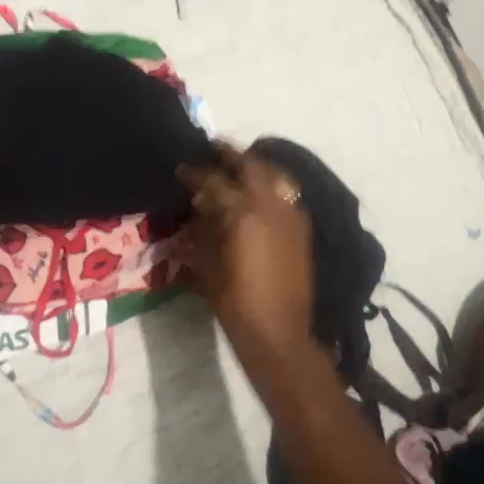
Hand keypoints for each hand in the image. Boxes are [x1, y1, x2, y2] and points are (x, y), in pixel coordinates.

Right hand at [178, 149, 313, 359]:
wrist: (280, 334)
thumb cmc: (234, 302)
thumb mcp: (207, 264)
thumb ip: (202, 228)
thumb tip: (198, 204)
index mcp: (242, 213)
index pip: (213, 180)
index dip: (194, 173)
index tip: (181, 169)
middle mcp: (269, 205)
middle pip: (249, 164)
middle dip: (228, 153)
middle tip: (211, 149)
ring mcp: (290, 213)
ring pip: (273, 173)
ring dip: (254, 164)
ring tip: (238, 166)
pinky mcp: (302, 227)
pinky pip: (287, 192)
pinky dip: (272, 182)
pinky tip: (259, 190)